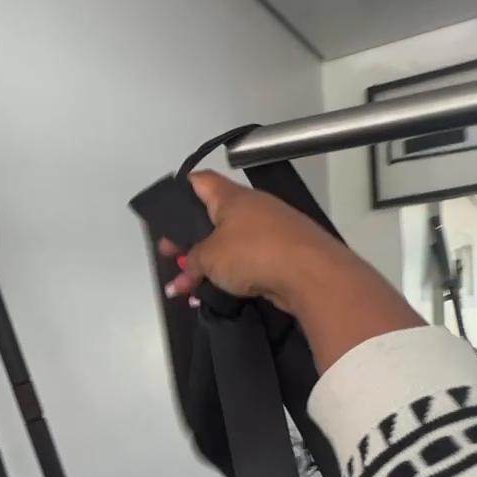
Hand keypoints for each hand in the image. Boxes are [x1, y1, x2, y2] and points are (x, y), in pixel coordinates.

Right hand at [158, 171, 426, 370]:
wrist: (310, 274)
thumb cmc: (253, 253)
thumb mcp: (208, 257)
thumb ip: (191, 261)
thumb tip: (185, 268)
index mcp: (231, 198)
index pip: (200, 181)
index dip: (180, 190)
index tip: (166, 210)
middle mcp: (251, 208)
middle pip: (211, 218)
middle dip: (188, 240)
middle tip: (170, 257)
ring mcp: (269, 231)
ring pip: (226, 245)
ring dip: (205, 265)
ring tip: (186, 288)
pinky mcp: (281, 254)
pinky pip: (245, 262)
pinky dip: (227, 276)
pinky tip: (211, 295)